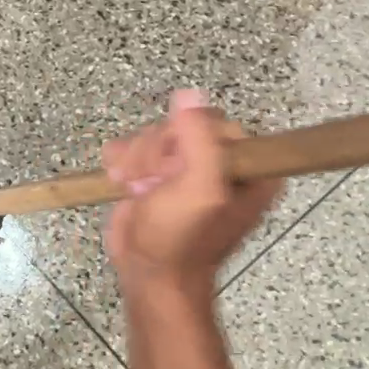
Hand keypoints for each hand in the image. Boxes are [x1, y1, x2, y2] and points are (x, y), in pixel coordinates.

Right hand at [103, 90, 281, 307]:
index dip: (185, 140)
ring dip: (135, 162)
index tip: (176, 171)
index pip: (212, 121)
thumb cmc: (180, 240)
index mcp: (248, 165)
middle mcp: (219, 162)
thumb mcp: (199, 190)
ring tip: (139, 191)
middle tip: (154, 186)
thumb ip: (199, 140)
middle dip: (155, 154)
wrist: (148, 274)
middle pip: (176, 126)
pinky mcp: (152, 173)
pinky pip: (130, 146)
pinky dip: (120, 163)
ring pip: (150, 135)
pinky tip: (123, 184)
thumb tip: (188, 93)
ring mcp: (183, 167)